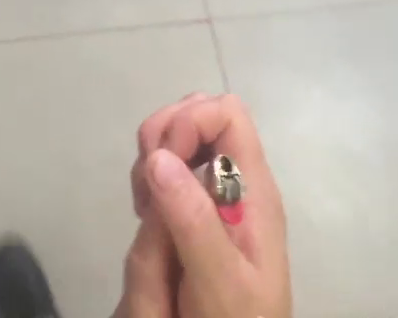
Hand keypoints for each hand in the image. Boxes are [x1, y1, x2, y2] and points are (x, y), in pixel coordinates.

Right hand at [121, 94, 290, 317]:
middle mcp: (231, 182)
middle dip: (161, 141)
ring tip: (147, 214)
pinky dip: (144, 191)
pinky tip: (146, 222)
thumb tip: (159, 155)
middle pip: (192, 118)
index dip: (190, 120)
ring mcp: (205, 196)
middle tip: (149, 186)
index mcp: (253, 189)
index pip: (226, 112)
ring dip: (148, 173)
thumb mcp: (220, 284)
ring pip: (166, 148)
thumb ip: (192, 221)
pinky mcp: (183, 213)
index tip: (164, 160)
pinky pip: (156, 180)